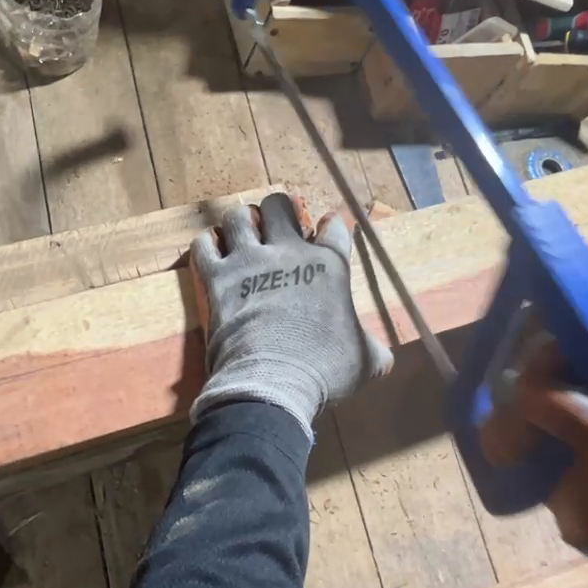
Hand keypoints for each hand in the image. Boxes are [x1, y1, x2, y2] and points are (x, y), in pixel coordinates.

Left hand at [188, 193, 393, 438]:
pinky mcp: (217, 277)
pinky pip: (203, 245)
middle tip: (274, 231)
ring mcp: (249, 261)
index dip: (330, 226)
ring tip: (240, 237)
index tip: (325, 231)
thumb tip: (384, 359)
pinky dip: (206, 245)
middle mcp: (289, 252)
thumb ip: (373, 349)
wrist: (272, 382)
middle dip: (276, 212)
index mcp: (329, 265)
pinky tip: (212, 253)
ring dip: (239, 224)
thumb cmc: (323, 371)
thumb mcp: (364, 361)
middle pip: (278, 205)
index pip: (333, 227)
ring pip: (238, 216)